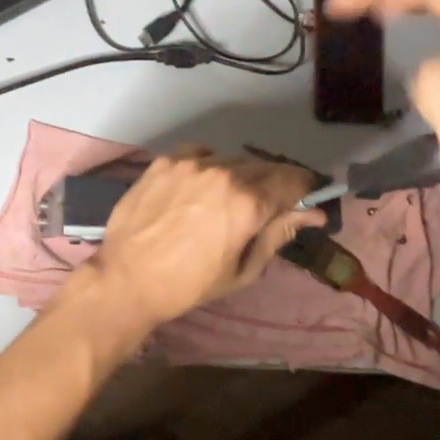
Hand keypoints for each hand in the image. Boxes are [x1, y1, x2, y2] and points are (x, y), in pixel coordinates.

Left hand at [79, 149, 325, 327]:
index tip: (304, 199)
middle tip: (266, 207)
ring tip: (227, 201)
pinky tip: (201, 187)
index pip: (293, 180)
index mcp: (248, 203)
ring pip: (232, 160)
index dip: (304, 189)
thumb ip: (279, 234)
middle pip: (265, 168)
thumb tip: (313, 213)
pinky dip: (209, 166)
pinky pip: (200, 155)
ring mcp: (191, 164)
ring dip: (240, 176)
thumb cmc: (189, 285)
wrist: (127, 279)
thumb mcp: (242, 269)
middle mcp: (224, 174)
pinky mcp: (166, 162)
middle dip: (273, 184)